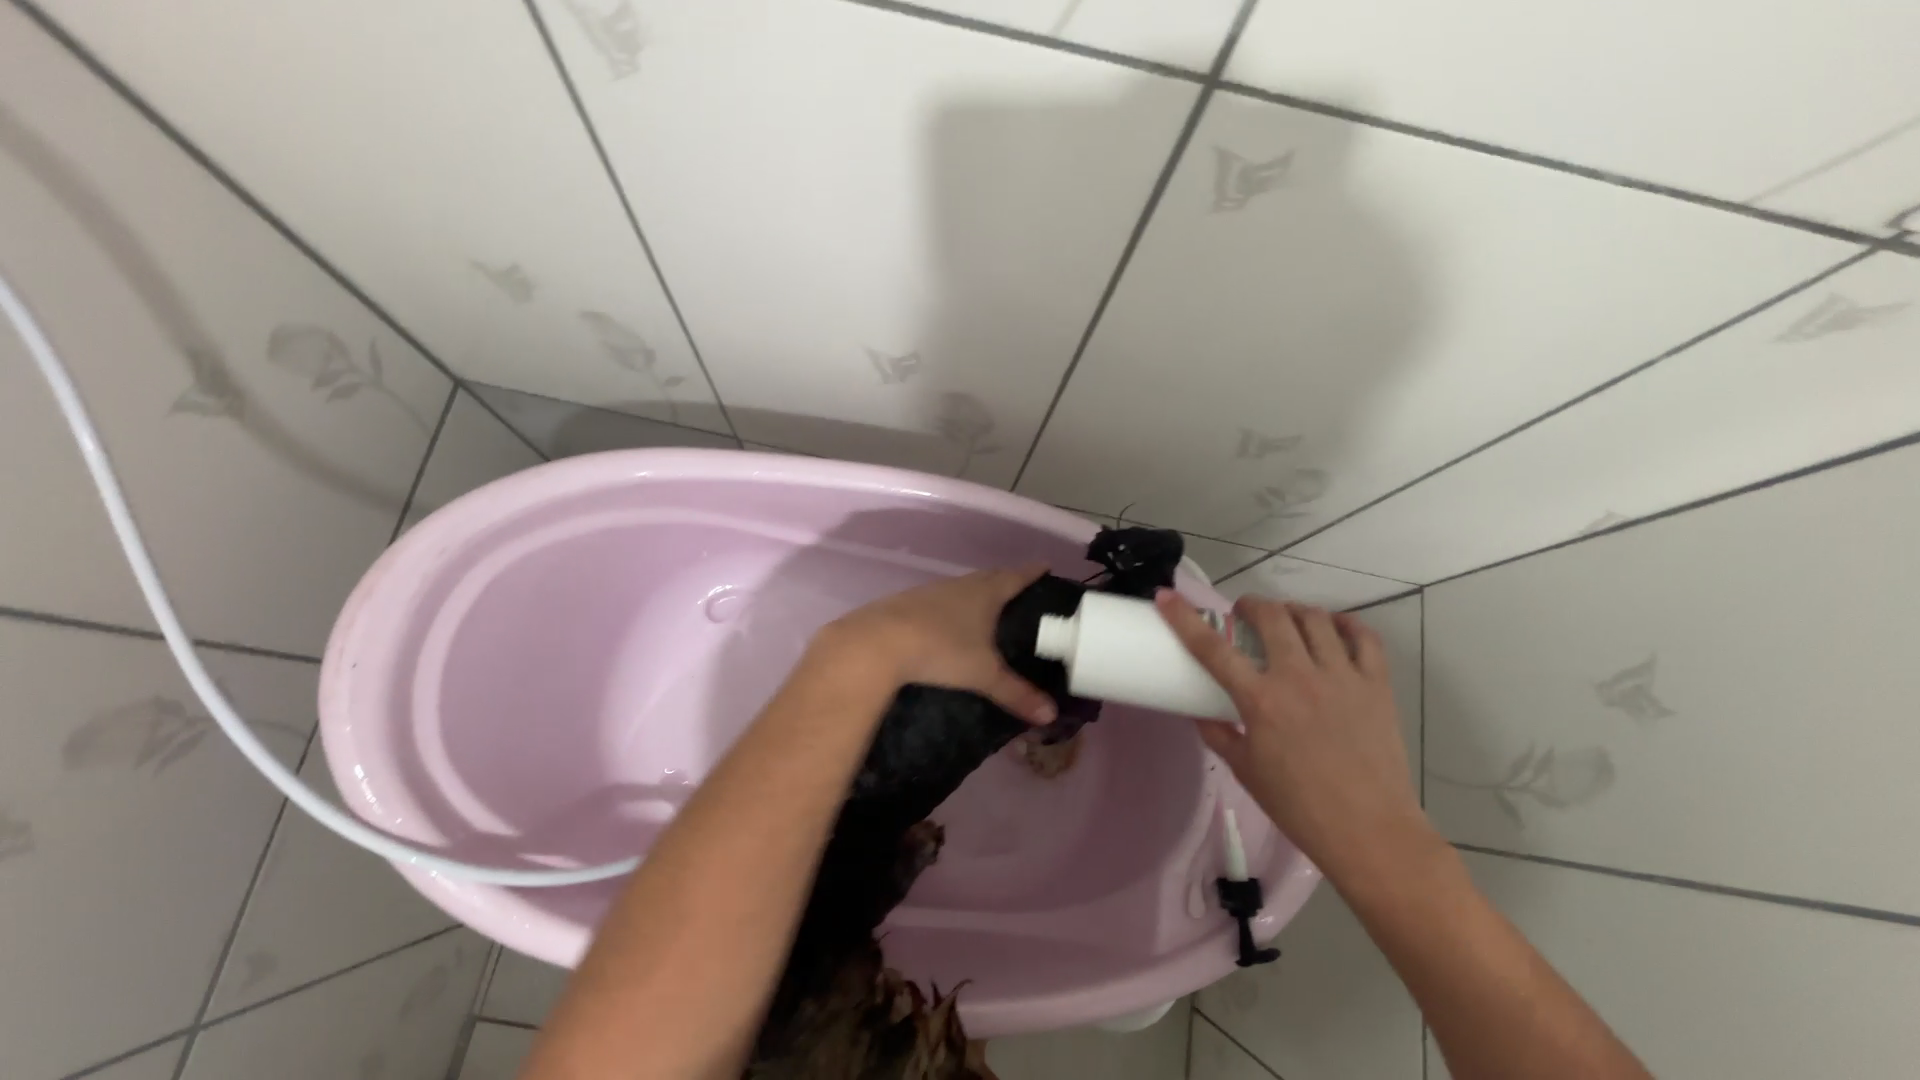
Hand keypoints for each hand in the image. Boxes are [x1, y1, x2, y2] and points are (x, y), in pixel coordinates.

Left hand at [816, 565, 1057, 725]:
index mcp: (984, 593)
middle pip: (987, 578)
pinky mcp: (904, 605)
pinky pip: (935, 603)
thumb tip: (1049, 715)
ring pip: (959, 589)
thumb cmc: (940, 649)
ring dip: (973, 596)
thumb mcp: (983, 674)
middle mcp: (958, 586)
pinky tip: (944, 627)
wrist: (876, 643)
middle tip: (1019, 592)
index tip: (1045, 567)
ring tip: (984, 612)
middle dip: (1005, 582)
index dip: (1032, 572)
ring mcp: (928, 593)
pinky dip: (947, 610)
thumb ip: (1016, 693)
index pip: (1015, 576)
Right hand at [1155, 591, 1434, 877]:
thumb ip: (1218, 734)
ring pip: (1315, 619)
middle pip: (1272, 617)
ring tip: (1286, 619)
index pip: (1212, 648)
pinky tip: (1333, 628)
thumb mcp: (1245, 771)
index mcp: (1261, 701)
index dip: (1185, 618)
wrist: (1368, 830)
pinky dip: (1345, 624)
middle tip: (1244, 614)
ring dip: (1293, 611)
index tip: (1167, 597)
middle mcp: (1299, 678)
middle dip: (1251, 606)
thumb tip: (1200, 711)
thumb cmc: (1299, 806)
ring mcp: (1342, 677)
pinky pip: (1363, 637)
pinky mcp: (1376, 684)